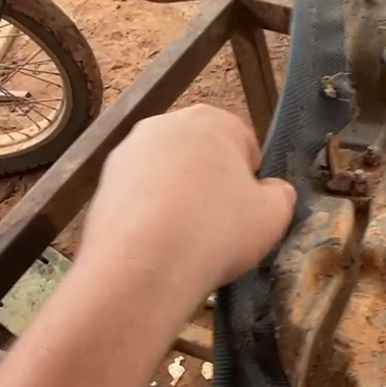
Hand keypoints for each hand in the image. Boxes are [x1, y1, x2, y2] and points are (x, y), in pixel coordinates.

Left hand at [85, 105, 295, 297]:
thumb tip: (275, 191)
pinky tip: (160, 243)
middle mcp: (166, 123)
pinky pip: (141, 194)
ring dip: (181, 197)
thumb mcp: (274, 217)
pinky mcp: (104, 181)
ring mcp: (128, 150)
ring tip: (188, 238)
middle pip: (203, 153)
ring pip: (169, 173)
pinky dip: (152, 212)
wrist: (144, 266)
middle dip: (213, 183)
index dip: (251, 179)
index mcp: (212, 121)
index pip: (245, 142)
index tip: (249, 209)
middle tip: (221, 225)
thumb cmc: (218, 231)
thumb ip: (281, 195)